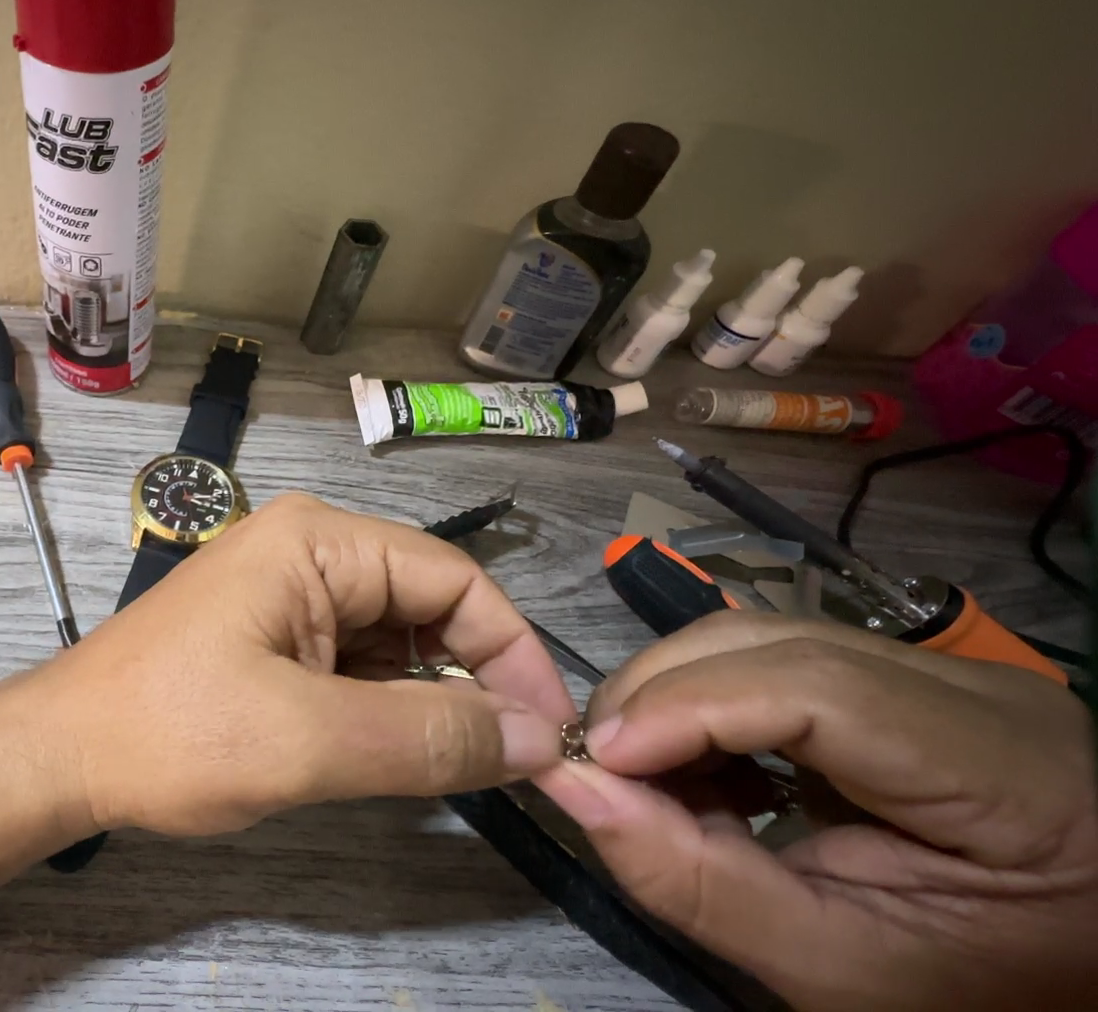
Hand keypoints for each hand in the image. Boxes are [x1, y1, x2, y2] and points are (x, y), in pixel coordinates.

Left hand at [35, 493, 577, 837]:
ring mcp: (285, 593)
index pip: (453, 578)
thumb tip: (533, 738)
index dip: (511, 650)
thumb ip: (427, 736)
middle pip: (425, 605)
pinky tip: (391, 751)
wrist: (65, 752)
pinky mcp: (270, 635)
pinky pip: (352, 662)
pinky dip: (383, 706)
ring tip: (448, 765)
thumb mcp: (309, 739)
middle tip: (508, 763)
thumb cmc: (173, 733)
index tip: (547, 733)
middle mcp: (306, 551)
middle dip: (470, 678)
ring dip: (426, 698)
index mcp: (316, 541)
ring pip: (392, 639)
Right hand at [536, 612, 1097, 1010]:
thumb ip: (692, 879)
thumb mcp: (829, 964)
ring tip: (640, 767)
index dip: (691, 709)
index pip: (821, 692)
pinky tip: (691, 758)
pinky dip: (695, 699)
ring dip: (666, 692)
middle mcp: (977, 687)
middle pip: (768, 643)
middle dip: (656, 692)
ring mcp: (933, 667)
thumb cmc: (958, 986)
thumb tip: (566, 781)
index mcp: (1010, 775)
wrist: (1047, 969)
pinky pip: (759, 656)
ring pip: (750, 636)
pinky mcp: (888, 669)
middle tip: (597, 763)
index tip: (598, 759)